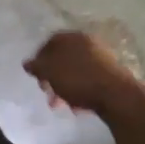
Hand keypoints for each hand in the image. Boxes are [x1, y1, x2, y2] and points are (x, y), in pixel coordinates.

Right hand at [24, 31, 143, 114]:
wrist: (117, 95)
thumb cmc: (78, 79)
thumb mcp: (50, 72)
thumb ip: (37, 66)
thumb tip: (27, 63)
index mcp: (72, 37)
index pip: (49, 43)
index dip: (39, 59)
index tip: (35, 76)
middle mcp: (87, 43)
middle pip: (62, 58)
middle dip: (52, 77)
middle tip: (47, 93)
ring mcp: (101, 58)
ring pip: (75, 71)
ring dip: (65, 87)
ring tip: (61, 105)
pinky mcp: (111, 75)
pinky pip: (88, 80)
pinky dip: (80, 91)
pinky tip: (77, 106)